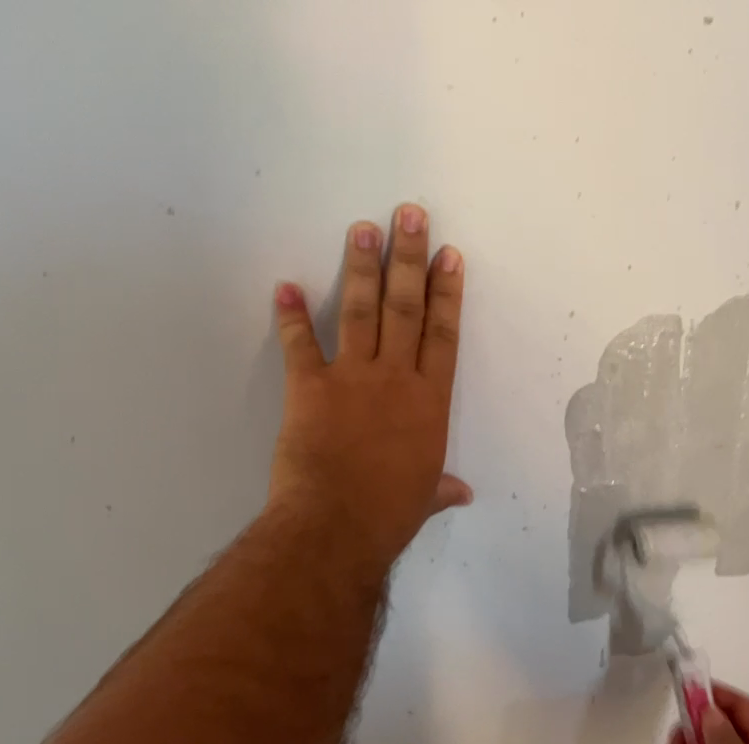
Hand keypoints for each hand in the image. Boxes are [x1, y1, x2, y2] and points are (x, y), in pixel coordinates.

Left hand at [269, 203, 472, 566]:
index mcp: (429, 403)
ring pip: (360, 311)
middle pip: (406, 307)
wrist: (338, 524)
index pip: (443, 336)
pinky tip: (285, 286)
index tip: (449, 256)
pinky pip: (300, 344)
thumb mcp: (424, 499)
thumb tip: (464, 494)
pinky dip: (291, 315)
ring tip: (363, 228)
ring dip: (361, 267)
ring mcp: (352, 378)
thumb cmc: (389, 515)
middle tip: (409, 214)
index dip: (447, 293)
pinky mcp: (310, 388)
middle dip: (409, 258)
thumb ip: (442, 487)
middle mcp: (396, 378)